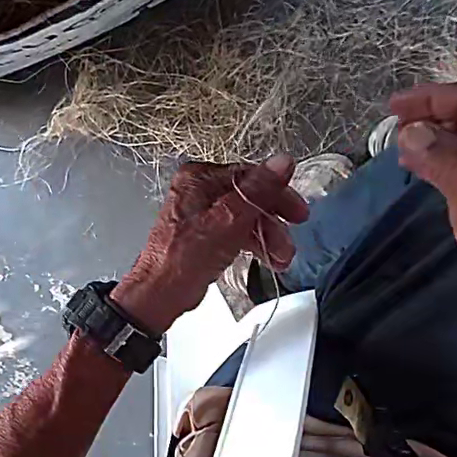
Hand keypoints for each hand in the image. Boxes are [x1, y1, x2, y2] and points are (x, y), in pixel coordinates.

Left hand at [110, 156, 310, 335]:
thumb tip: (281, 163)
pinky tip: (265, 258)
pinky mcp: (203, 236)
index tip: (296, 210)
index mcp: (199, 179)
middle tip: (288, 238)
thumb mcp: (228, 220)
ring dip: (266, 237)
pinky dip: (252, 244)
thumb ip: (258, 191)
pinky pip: (234, 232)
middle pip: (250, 198)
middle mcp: (197, 192)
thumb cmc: (183, 259)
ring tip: (280, 257)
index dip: (277, 194)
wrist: (160, 294)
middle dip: (272, 222)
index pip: (250, 176)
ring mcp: (200, 214)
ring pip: (245, 218)